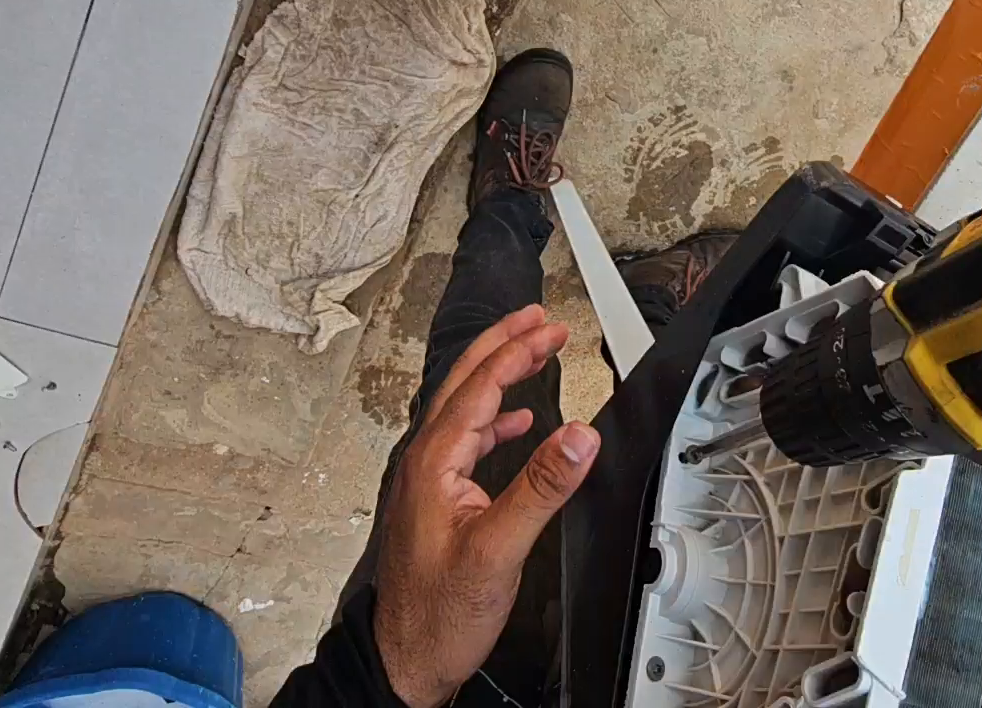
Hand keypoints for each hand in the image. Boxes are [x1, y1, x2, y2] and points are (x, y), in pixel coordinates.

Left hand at [373, 305, 600, 707]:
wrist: (403, 662)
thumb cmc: (437, 615)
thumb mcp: (498, 551)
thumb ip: (541, 488)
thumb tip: (578, 436)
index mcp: (436, 460)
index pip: (481, 386)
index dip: (519, 351)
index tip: (551, 330)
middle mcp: (428, 459)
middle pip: (465, 380)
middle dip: (504, 342)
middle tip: (538, 318)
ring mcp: (432, 476)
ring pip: (468, 403)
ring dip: (502, 372)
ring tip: (533, 351)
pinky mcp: (441, 495)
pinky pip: (471, 436)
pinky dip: (498, 416)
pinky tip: (519, 420)